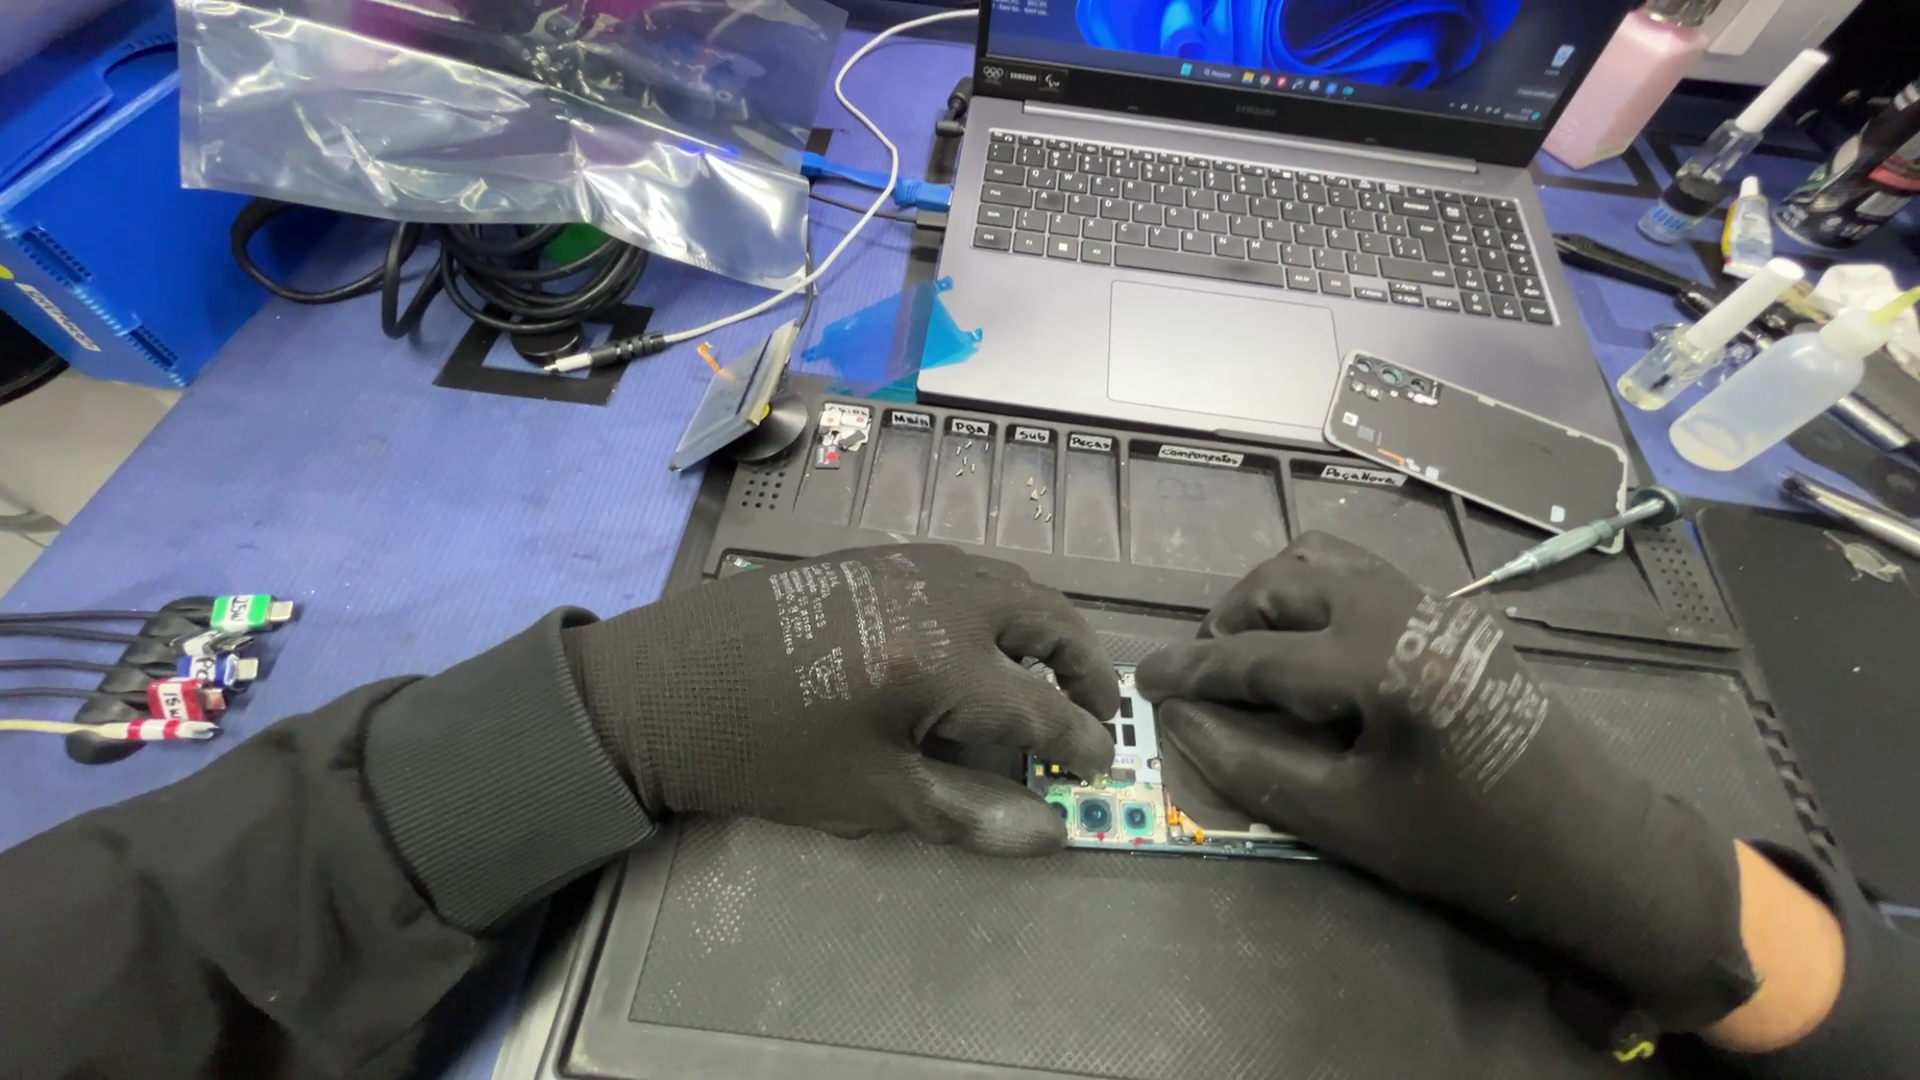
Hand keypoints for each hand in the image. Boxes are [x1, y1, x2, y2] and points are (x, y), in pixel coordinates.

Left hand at [564, 546, 1119, 855]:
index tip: (1098, 767)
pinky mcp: (886, 555)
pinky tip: (988, 640)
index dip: (1078, 743)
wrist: (670, 682)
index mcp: (945, 660)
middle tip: (1095, 710)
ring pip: (1016, 585)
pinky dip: (1004, 605)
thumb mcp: (869, 796)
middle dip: (1087, 668)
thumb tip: (1054, 833)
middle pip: (1051, 620)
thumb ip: (970, 813)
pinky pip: (973, 572)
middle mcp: (946, 595)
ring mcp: (915, 563)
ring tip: (1051, 674)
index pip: (1042, 710)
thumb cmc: (768, 751)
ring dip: (1048, 629)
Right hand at [1137, 533, 1756, 1030]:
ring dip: (1266, 596)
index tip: (1142, 678)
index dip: (1190, 670)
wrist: (1602, 849)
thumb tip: (1179, 720)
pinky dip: (1306, 589)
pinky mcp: (1443, 607)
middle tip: (1207, 672)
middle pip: (1280, 582)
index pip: (1256, 656)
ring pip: (1314, 558)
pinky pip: (1352, 567)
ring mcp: (1429, 600)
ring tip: (1250, 648)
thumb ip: (1248, 764)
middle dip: (1228, 622)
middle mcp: (1404, 611)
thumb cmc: (1471, 848)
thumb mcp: (1346, 821)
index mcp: (1385, 666)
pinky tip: (1302, 639)